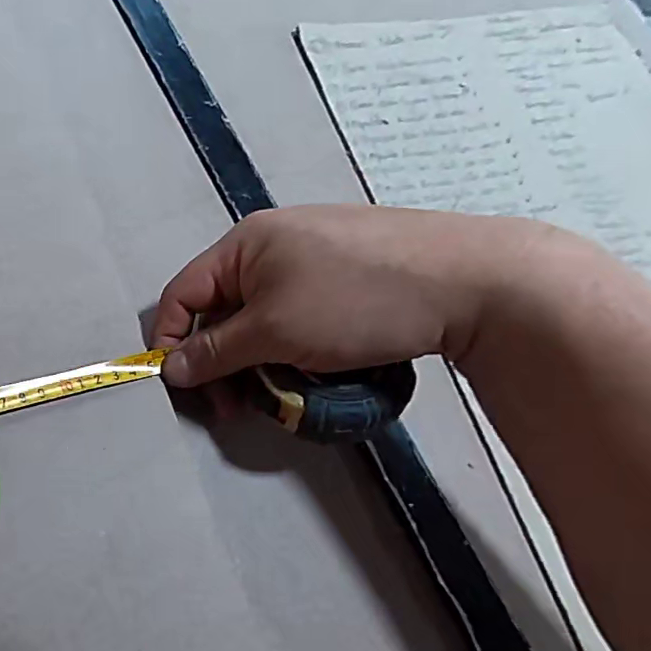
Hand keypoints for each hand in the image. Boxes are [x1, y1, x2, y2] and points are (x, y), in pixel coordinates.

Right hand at [148, 204, 566, 385]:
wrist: (479, 282)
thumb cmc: (359, 300)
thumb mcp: (274, 332)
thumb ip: (214, 352)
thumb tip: (170, 368)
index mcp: (244, 244)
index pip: (181, 295)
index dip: (171, 342)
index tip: (183, 387)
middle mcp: (271, 244)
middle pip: (219, 310)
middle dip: (221, 362)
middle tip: (236, 406)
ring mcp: (311, 257)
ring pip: (257, 319)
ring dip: (257, 361)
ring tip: (281, 391)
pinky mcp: (345, 274)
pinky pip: (293, 315)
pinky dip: (290, 346)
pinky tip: (311, 367)